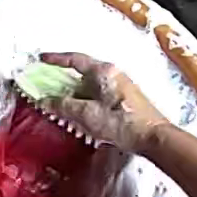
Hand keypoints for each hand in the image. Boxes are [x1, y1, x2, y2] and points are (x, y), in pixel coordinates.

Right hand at [37, 53, 169, 152]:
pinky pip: (98, 94)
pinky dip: (85, 100)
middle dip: (63, 79)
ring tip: (61, 104)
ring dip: (74, 93)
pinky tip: (80, 114)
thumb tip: (45, 100)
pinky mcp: (123, 99)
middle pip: (82, 72)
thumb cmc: (122, 122)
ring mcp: (119, 86)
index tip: (42, 59)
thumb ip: (64, 106)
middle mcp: (112, 74)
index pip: (75, 59)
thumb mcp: (88, 115)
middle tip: (47, 85)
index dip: (56, 59)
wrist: (154, 137)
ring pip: (90, 84)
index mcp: (103, 71)